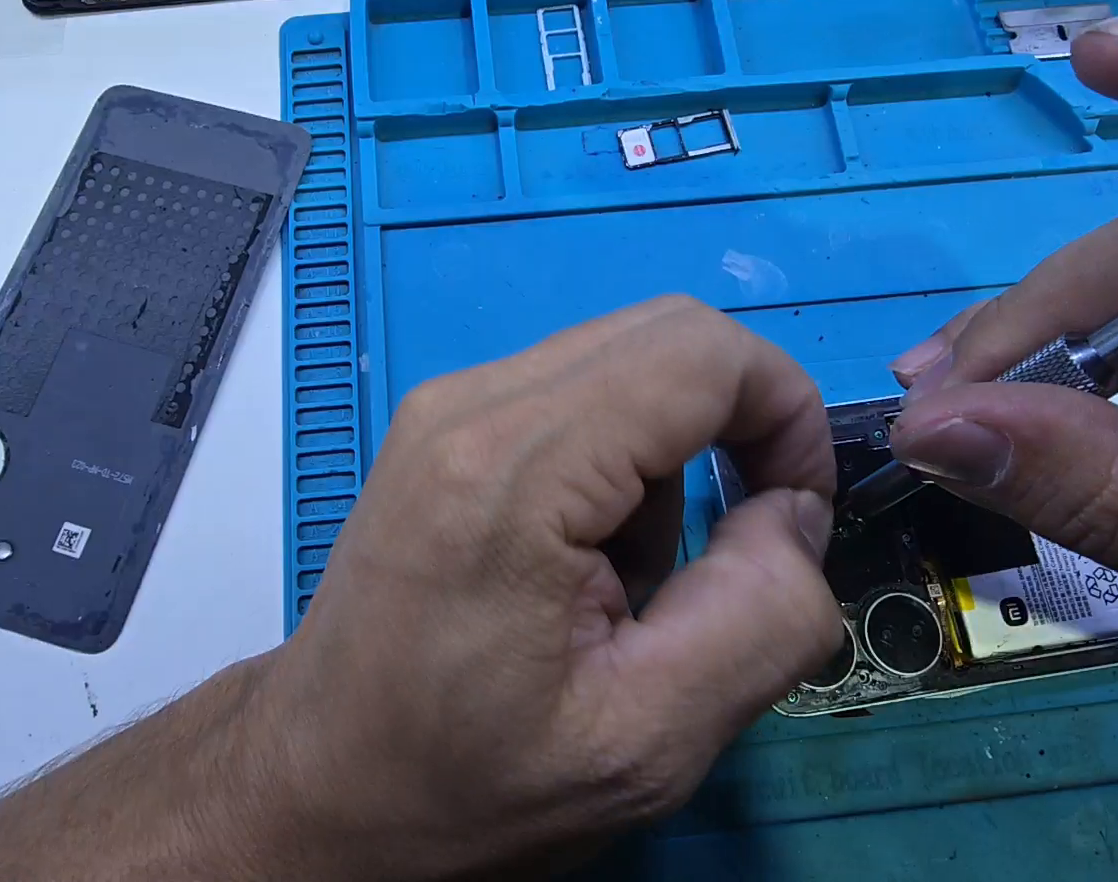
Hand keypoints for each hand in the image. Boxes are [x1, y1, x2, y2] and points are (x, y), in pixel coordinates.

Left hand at [257, 297, 843, 876]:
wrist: (319, 783)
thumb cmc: (466, 780)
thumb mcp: (647, 740)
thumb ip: (761, 615)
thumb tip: (794, 511)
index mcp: (517, 468)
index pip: (699, 353)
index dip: (785, 409)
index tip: (798, 506)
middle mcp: (473, 402)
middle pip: (667, 333)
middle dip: (738, 419)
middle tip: (740, 534)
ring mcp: (450, 402)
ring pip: (625, 359)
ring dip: (670, 452)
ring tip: (626, 578)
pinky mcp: (445, 421)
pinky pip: (577, 390)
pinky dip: (620, 455)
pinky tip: (582, 552)